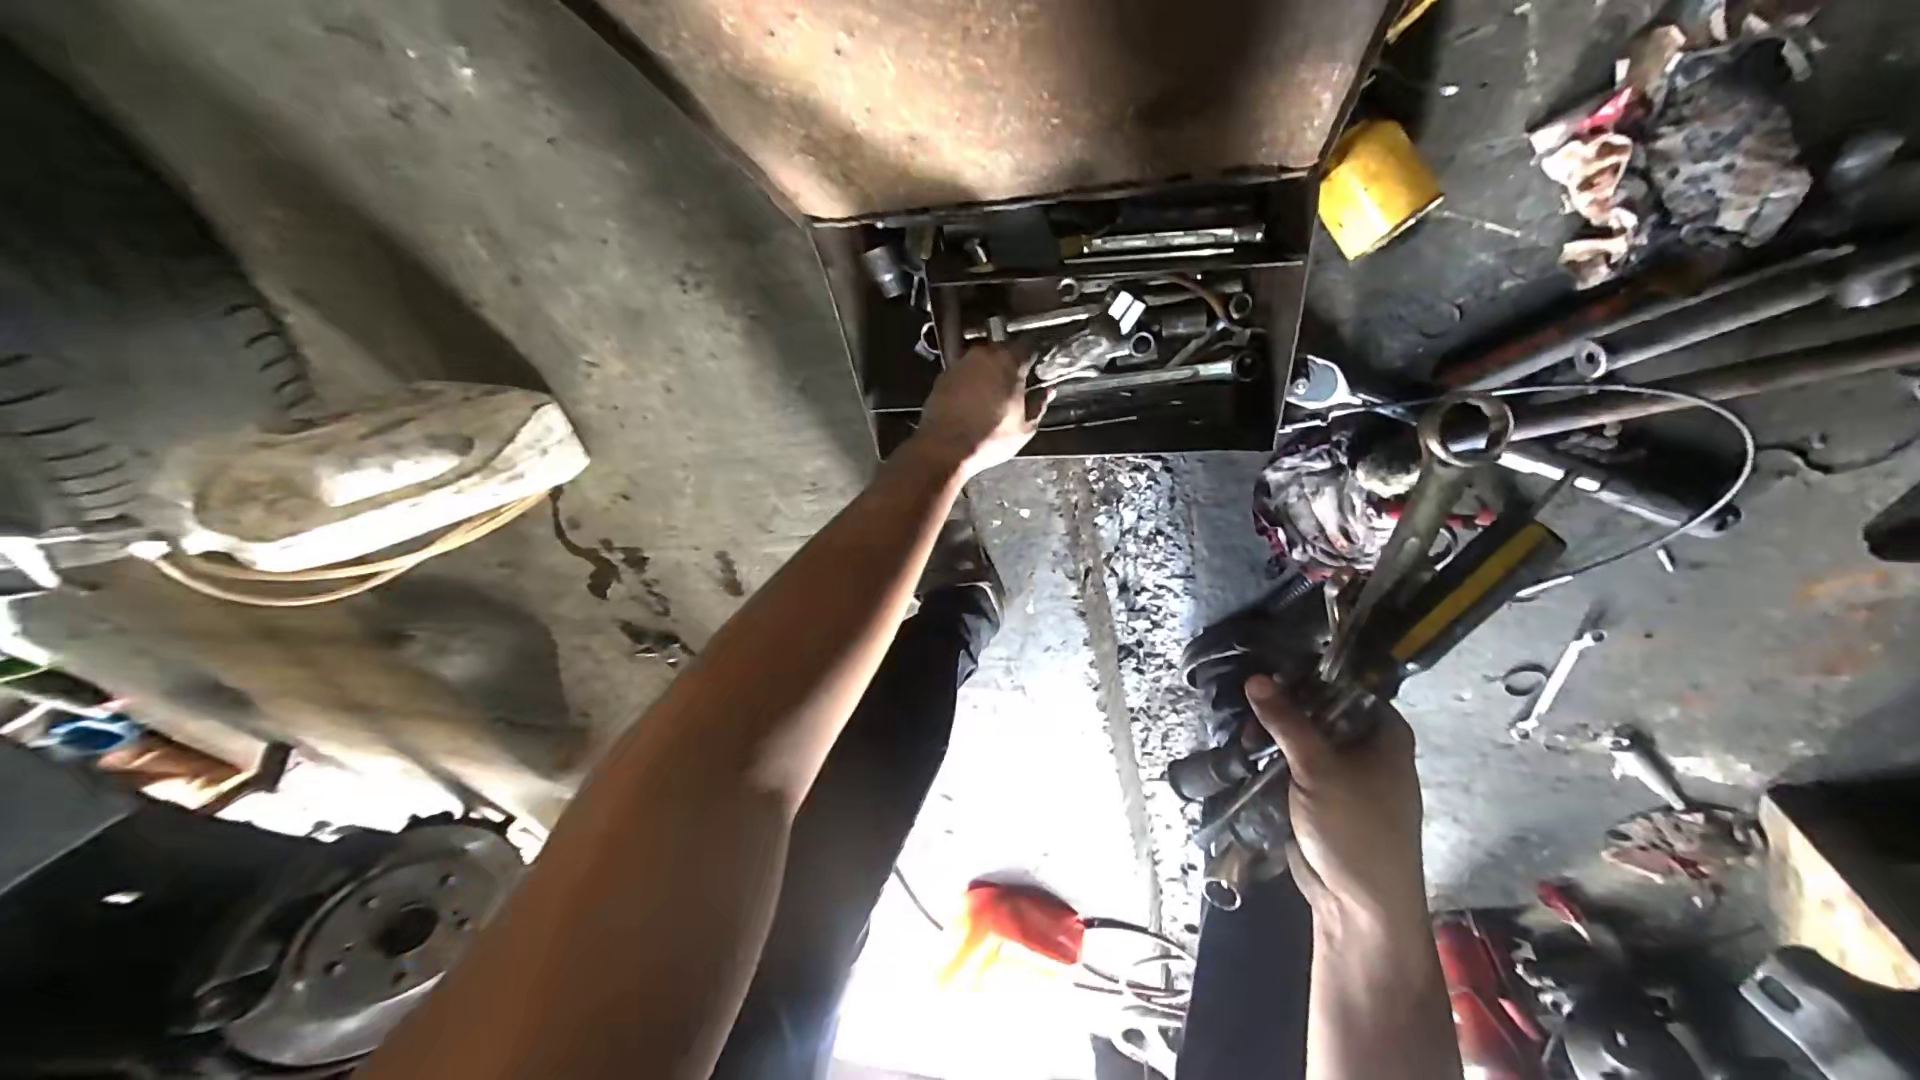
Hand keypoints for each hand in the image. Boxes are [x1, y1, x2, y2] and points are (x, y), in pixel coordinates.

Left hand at [909, 344, 1050, 478]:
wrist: (944, 448)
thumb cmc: (989, 439)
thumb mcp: (1024, 428)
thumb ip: (1038, 404)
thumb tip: (1047, 392)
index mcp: (1009, 363)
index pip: (1028, 346)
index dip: (1035, 356)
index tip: (1037, 367)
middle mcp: (983, 356)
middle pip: (1002, 350)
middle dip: (1010, 363)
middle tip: (1016, 384)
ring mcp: (960, 364)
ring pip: (981, 360)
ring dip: (988, 371)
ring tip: (993, 394)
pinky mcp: (943, 376)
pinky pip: (963, 372)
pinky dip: (970, 381)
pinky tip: (972, 400)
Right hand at [1244, 675, 1428, 928]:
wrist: (1359, 906)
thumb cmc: (1356, 830)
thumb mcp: (1319, 769)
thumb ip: (1285, 722)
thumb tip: (1254, 678)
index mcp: (1384, 733)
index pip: (1343, 686)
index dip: (1306, 676)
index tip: (1266, 667)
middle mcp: (1365, 746)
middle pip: (1317, 710)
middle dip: (1280, 706)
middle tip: (1245, 703)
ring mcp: (1341, 771)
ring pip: (1299, 737)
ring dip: (1270, 733)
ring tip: (1239, 729)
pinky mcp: (1317, 793)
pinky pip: (1290, 762)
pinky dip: (1269, 755)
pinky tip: (1243, 746)